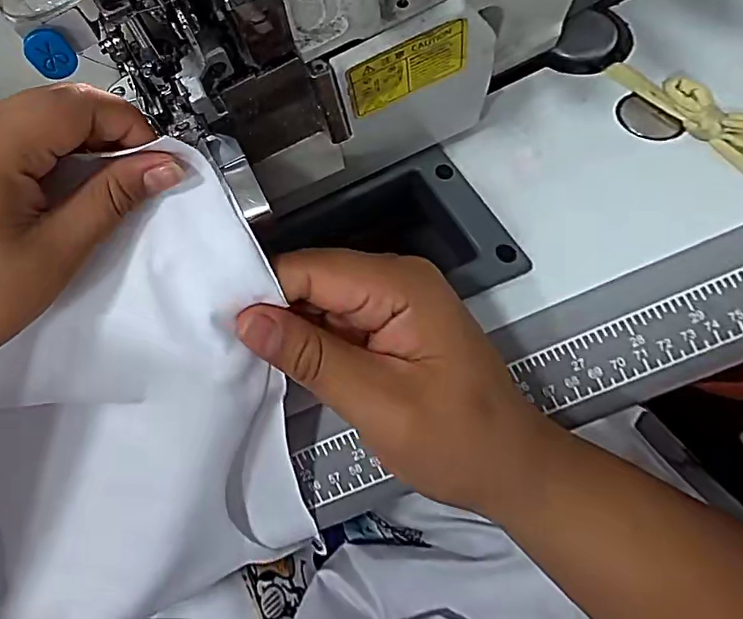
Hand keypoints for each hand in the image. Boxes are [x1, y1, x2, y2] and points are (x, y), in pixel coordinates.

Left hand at [0, 83, 184, 410]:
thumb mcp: (55, 250)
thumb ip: (114, 197)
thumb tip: (162, 165)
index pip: (79, 103)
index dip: (127, 125)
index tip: (155, 159)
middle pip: (57, 102)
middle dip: (105, 131)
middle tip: (134, 174)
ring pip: (35, 117)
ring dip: (76, 142)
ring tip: (99, 188)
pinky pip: (10, 135)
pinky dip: (45, 152)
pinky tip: (57, 191)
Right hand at [236, 249, 556, 512]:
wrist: (515, 472)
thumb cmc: (459, 443)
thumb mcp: (379, 404)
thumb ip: (310, 356)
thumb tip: (246, 318)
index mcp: (399, 284)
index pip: (312, 269)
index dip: (265, 291)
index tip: (226, 323)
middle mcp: (393, 276)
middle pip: (312, 277)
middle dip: (273, 307)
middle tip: (233, 342)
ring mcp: (390, 296)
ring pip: (317, 295)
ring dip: (289, 325)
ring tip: (253, 353)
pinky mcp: (384, 318)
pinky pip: (332, 314)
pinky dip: (308, 336)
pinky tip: (288, 358)